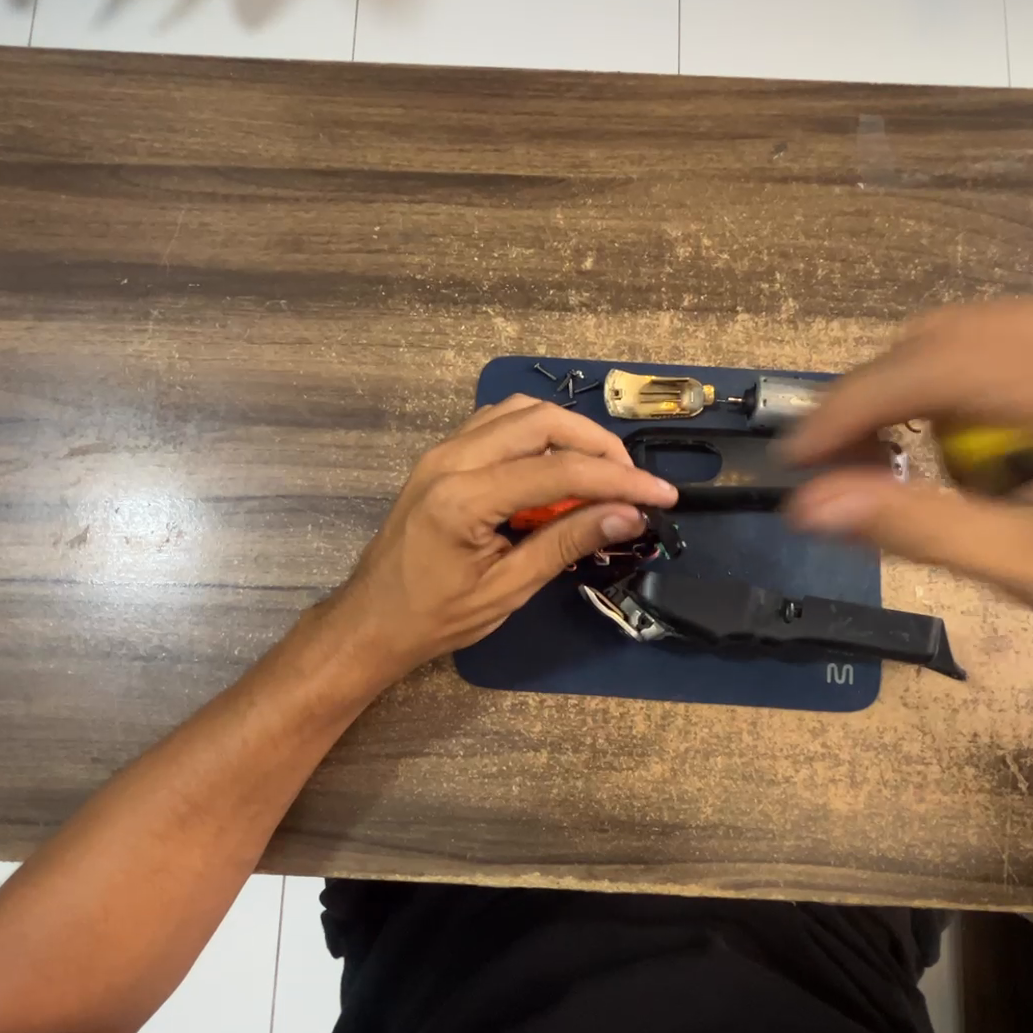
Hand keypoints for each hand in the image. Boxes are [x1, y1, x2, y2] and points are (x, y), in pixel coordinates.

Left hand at [323, 395, 677, 678]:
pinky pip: (497, 423)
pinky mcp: (440, 456)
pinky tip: (555, 465)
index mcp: (464, 498)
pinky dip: (536, 433)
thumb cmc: (434, 617)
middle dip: (597, 444)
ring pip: (519, 412)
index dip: (618, 480)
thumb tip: (628, 515)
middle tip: (630, 480)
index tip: (662, 495)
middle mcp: (450, 459)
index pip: (558, 471)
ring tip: (600, 471)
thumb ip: (566, 543)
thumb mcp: (507, 589)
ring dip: (567, 432)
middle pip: (540, 420)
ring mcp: (441, 451)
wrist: (370, 620)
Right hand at [783, 287, 1032, 698]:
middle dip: (885, 402)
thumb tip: (806, 508)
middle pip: (957, 336)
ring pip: (981, 332)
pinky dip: (977, 388)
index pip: (947, 364)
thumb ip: (921, 530)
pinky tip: (998, 445)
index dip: (852, 406)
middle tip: (851, 470)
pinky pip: (1021, 337)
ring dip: (930, 398)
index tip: (796, 455)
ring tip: (937, 470)